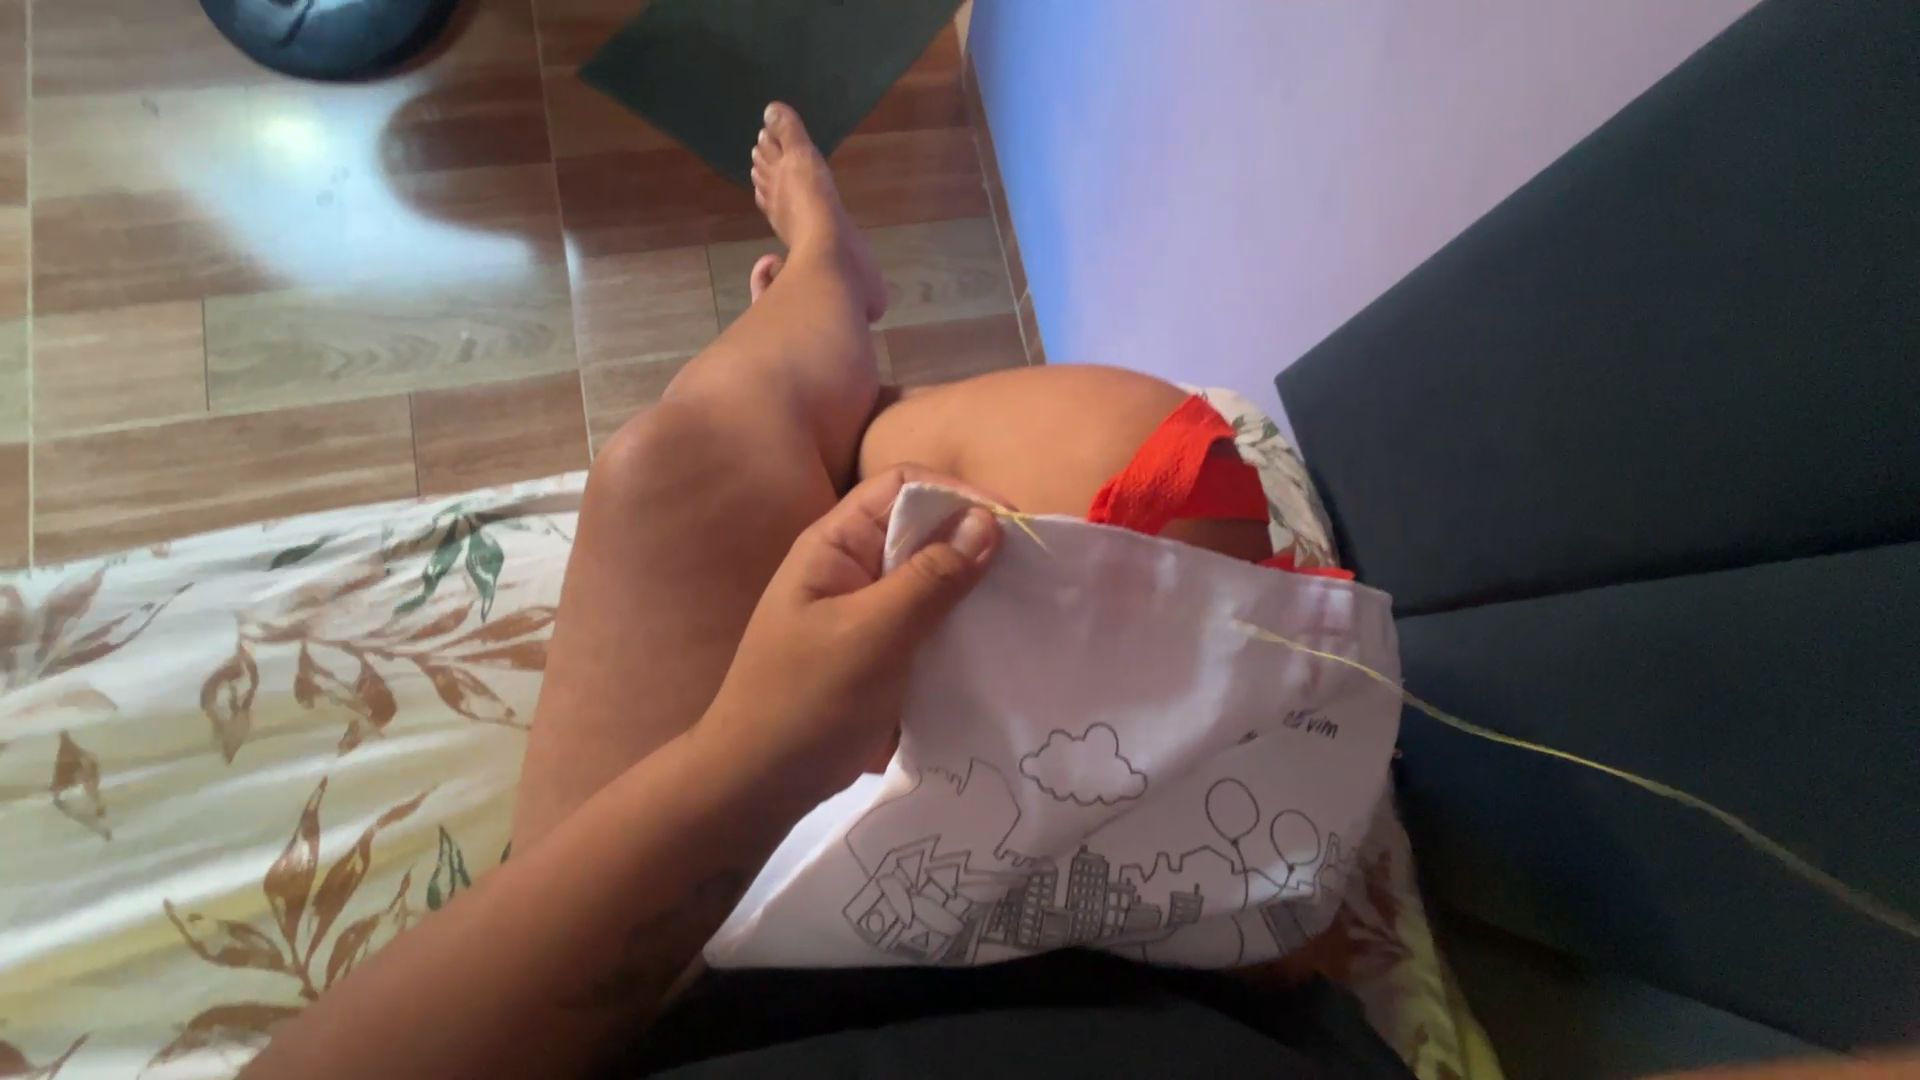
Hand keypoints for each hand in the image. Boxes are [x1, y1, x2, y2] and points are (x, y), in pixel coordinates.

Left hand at [697, 466, 1003, 807]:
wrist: (764, 782)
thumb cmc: (806, 698)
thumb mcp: (871, 633)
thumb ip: (930, 578)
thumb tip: (989, 521)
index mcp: (838, 545)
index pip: (902, 486)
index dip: (956, 492)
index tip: (1011, 522)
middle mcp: (859, 567)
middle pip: (926, 529)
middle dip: (976, 539)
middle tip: (1033, 566)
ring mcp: (876, 611)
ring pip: (938, 578)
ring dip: (978, 585)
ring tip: (1028, 601)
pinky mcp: (893, 651)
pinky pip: (938, 622)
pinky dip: (969, 625)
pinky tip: (1003, 638)